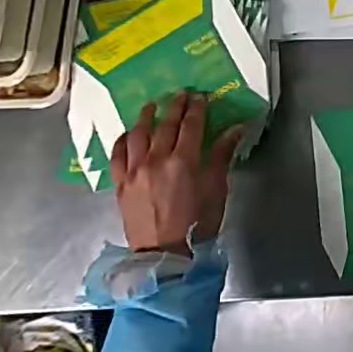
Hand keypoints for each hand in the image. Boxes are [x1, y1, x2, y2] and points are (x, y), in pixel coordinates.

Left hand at [111, 91, 244, 255]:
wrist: (164, 257)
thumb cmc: (197, 226)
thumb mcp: (216, 191)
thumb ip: (221, 156)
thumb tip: (234, 129)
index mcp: (183, 161)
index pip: (190, 124)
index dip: (196, 108)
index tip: (200, 96)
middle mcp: (155, 160)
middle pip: (165, 124)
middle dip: (174, 105)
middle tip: (180, 94)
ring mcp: (134, 171)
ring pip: (137, 134)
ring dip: (146, 116)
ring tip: (151, 106)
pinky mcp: (120, 183)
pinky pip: (118, 154)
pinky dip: (123, 140)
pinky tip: (128, 134)